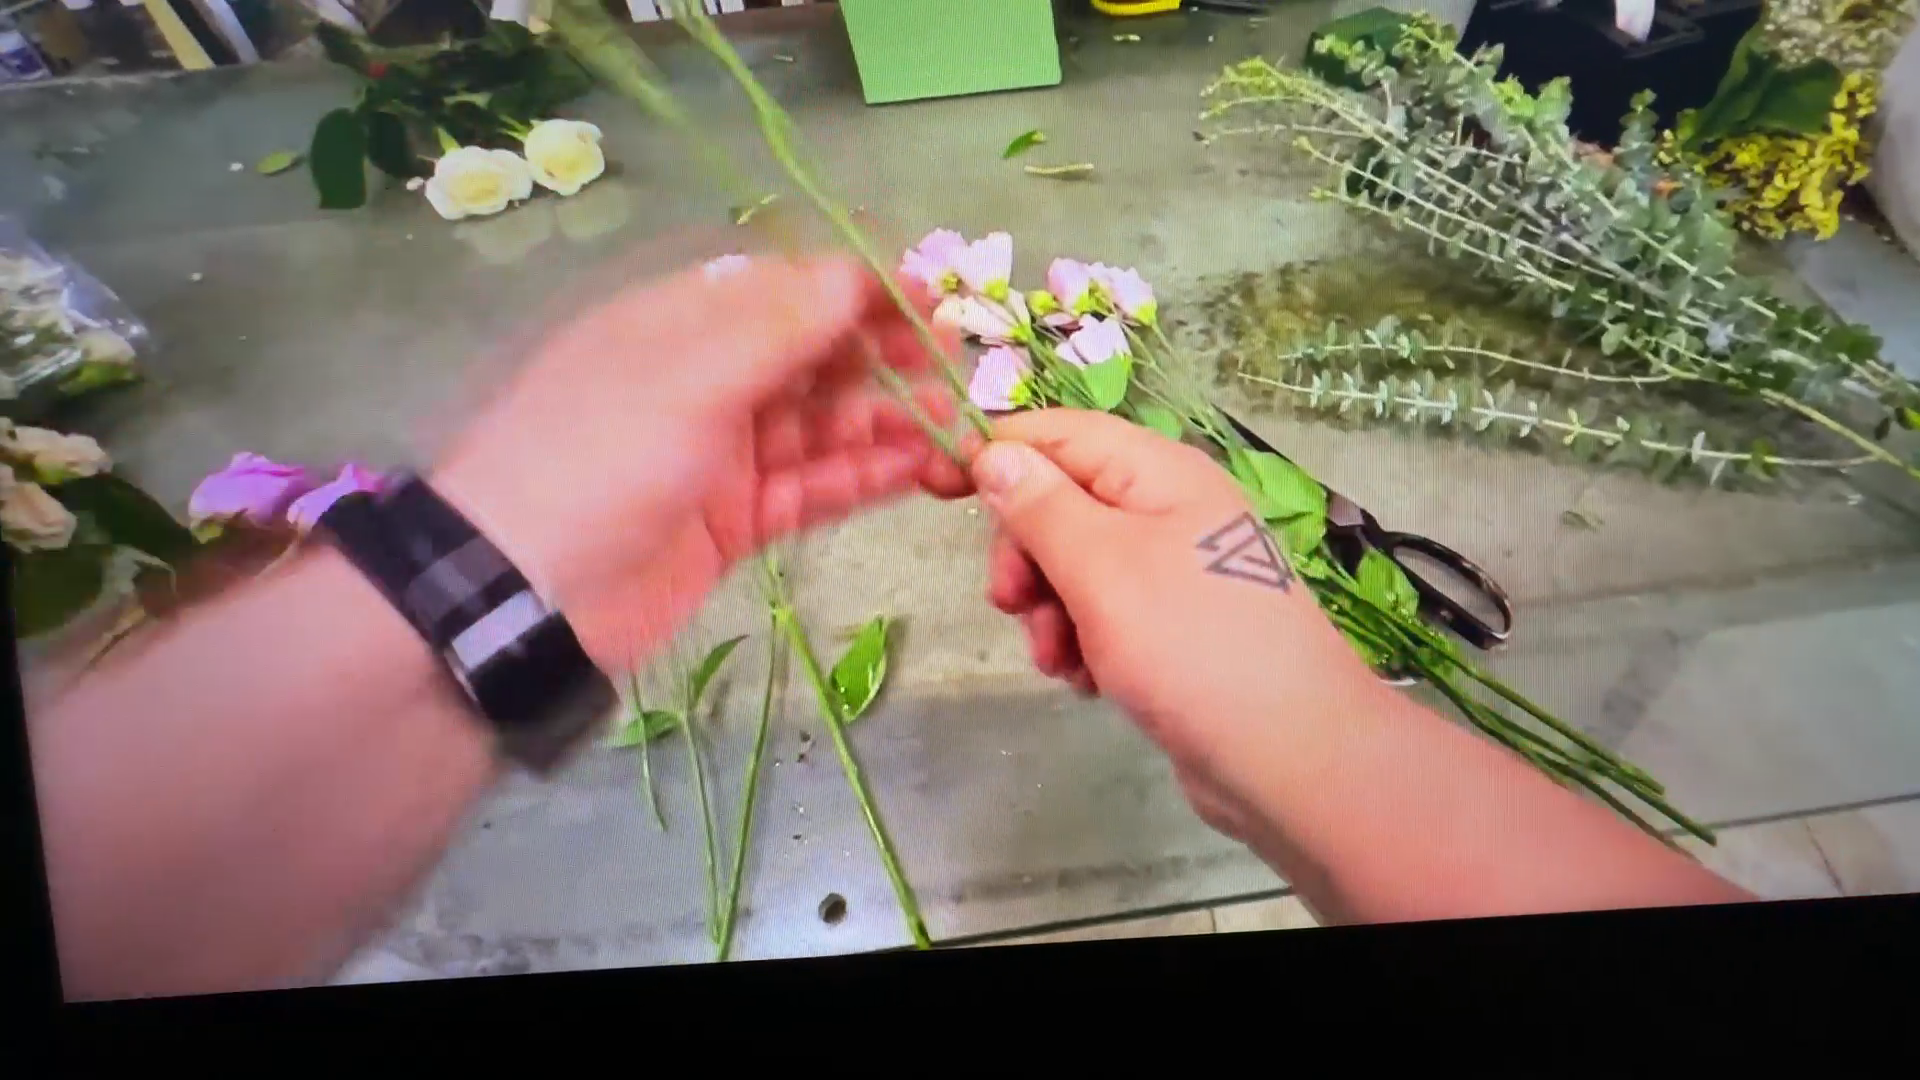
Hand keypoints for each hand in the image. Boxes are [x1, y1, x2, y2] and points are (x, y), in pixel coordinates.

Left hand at [434, 256, 955, 669]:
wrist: (528, 598)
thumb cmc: (599, 460)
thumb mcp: (688, 378)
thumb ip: (780, 326)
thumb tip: (858, 272)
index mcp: (689, 324)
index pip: (794, 290)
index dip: (867, 292)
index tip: (936, 306)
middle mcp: (713, 380)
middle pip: (819, 359)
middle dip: (889, 364)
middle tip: (956, 378)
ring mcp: (729, 454)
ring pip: (826, 428)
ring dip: (889, 426)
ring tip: (952, 432)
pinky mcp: (742, 517)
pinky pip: (815, 487)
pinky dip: (863, 478)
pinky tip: (914, 472)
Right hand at [928, 409, 1387, 839]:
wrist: (1290, 758)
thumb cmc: (1191, 645)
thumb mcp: (1101, 566)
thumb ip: (1040, 505)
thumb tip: (994, 452)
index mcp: (1155, 472)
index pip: (1056, 434)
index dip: (993, 450)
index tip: (933, 480)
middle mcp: (1163, 510)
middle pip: (1059, 503)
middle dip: (1024, 554)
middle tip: (1011, 603)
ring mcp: (1166, 569)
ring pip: (1070, 565)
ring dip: (1047, 609)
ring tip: (1059, 658)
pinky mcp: (1166, 623)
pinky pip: (1097, 611)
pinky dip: (1078, 638)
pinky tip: (1086, 678)